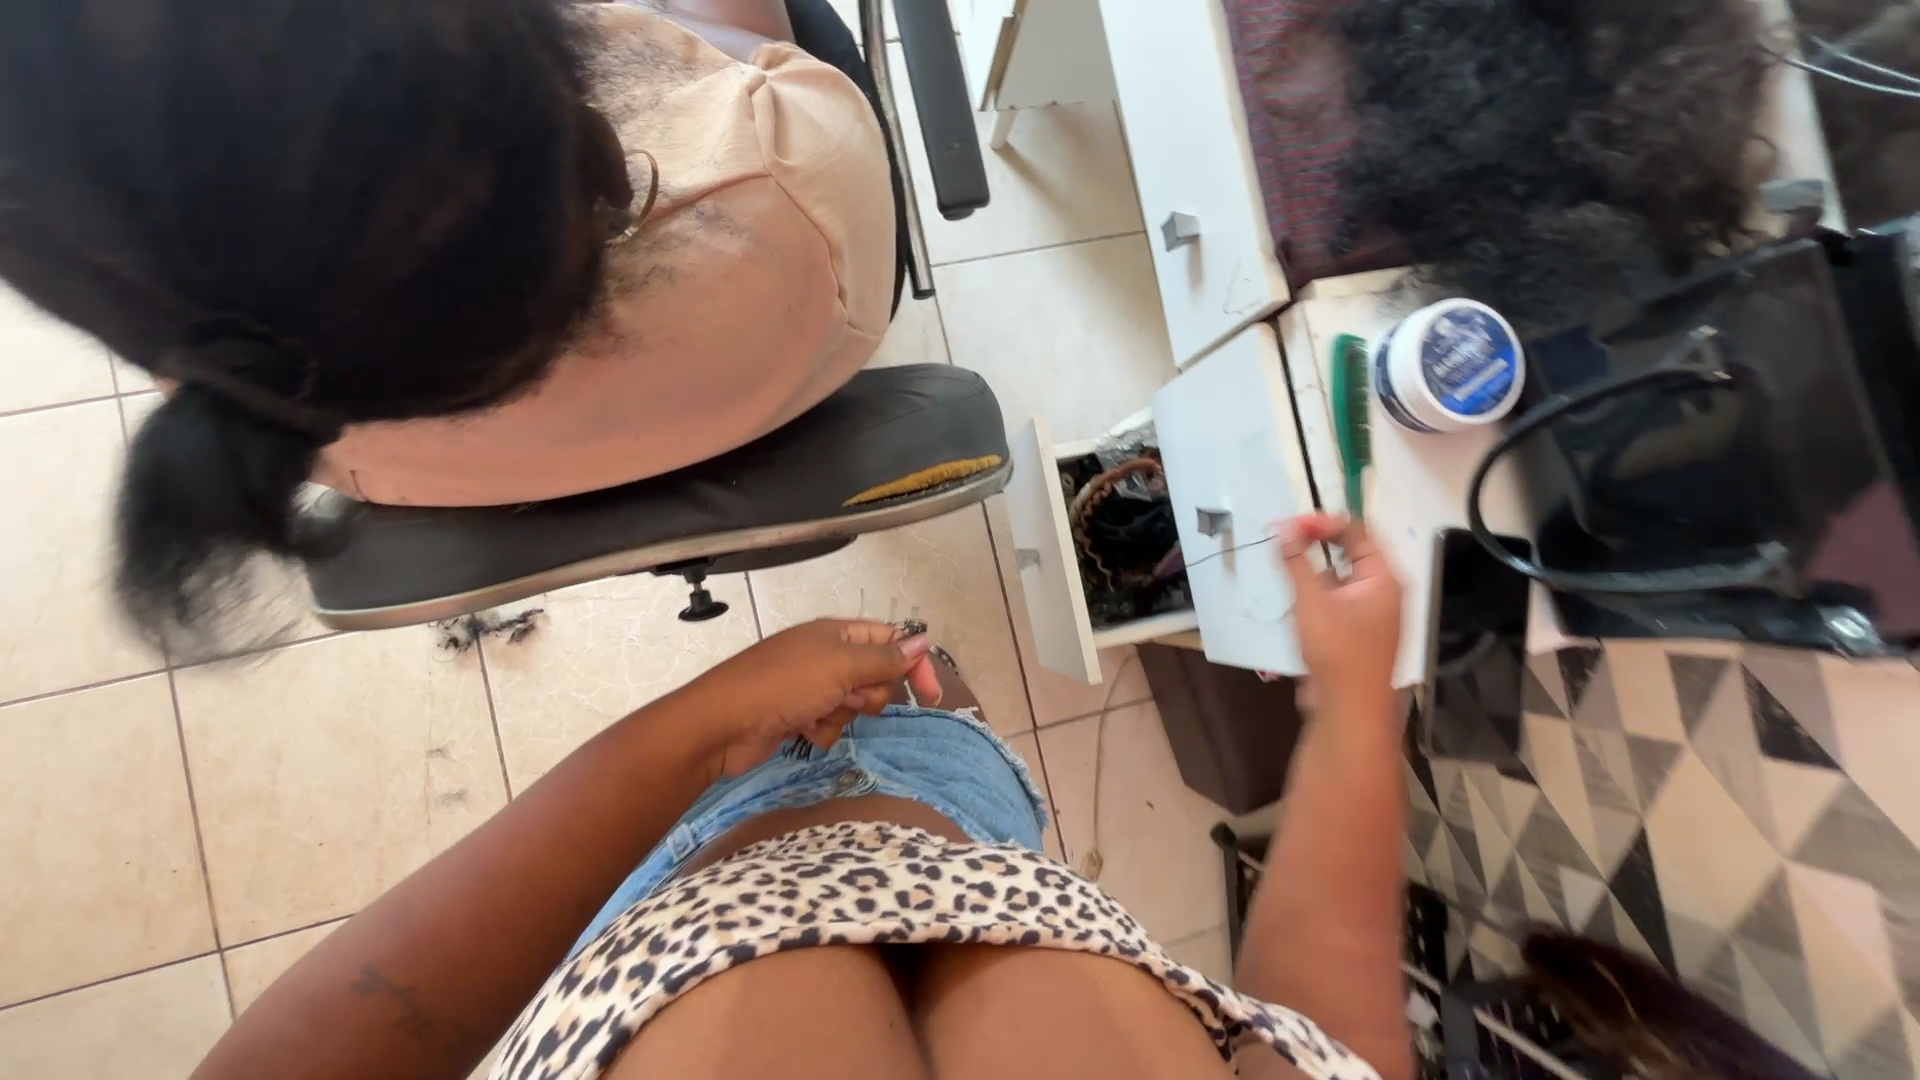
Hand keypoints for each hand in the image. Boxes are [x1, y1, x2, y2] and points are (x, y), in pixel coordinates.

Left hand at [675, 619, 943, 777]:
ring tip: (817, 715)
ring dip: (843, 714)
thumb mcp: (840, 666)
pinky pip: (832, 724)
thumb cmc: (782, 686)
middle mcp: (827, 655)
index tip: (931, 695)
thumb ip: (884, 657)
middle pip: (876, 675)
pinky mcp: (800, 715)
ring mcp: (812, 686)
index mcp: (837, 633)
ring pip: (855, 703)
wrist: (720, 725)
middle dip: (869, 693)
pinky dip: (823, 730)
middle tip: (848, 697)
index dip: (913, 664)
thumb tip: (924, 640)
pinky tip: (803, 731)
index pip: (891, 640)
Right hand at [1276, 514, 1403, 705]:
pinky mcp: (1357, 631)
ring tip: (1284, 568)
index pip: (1357, 531)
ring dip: (1313, 570)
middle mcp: (1384, 590)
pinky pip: (1336, 599)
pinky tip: (1295, 600)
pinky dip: (1316, 592)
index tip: (1288, 525)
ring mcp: (1372, 612)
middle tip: (1283, 540)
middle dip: (1315, 543)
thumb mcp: (1311, 600)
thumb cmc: (1336, 650)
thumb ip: (1295, 561)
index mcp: (1384, 577)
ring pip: (1340, 577)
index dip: (1322, 522)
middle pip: (1350, 551)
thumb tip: (1283, 529)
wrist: (1349, 708)